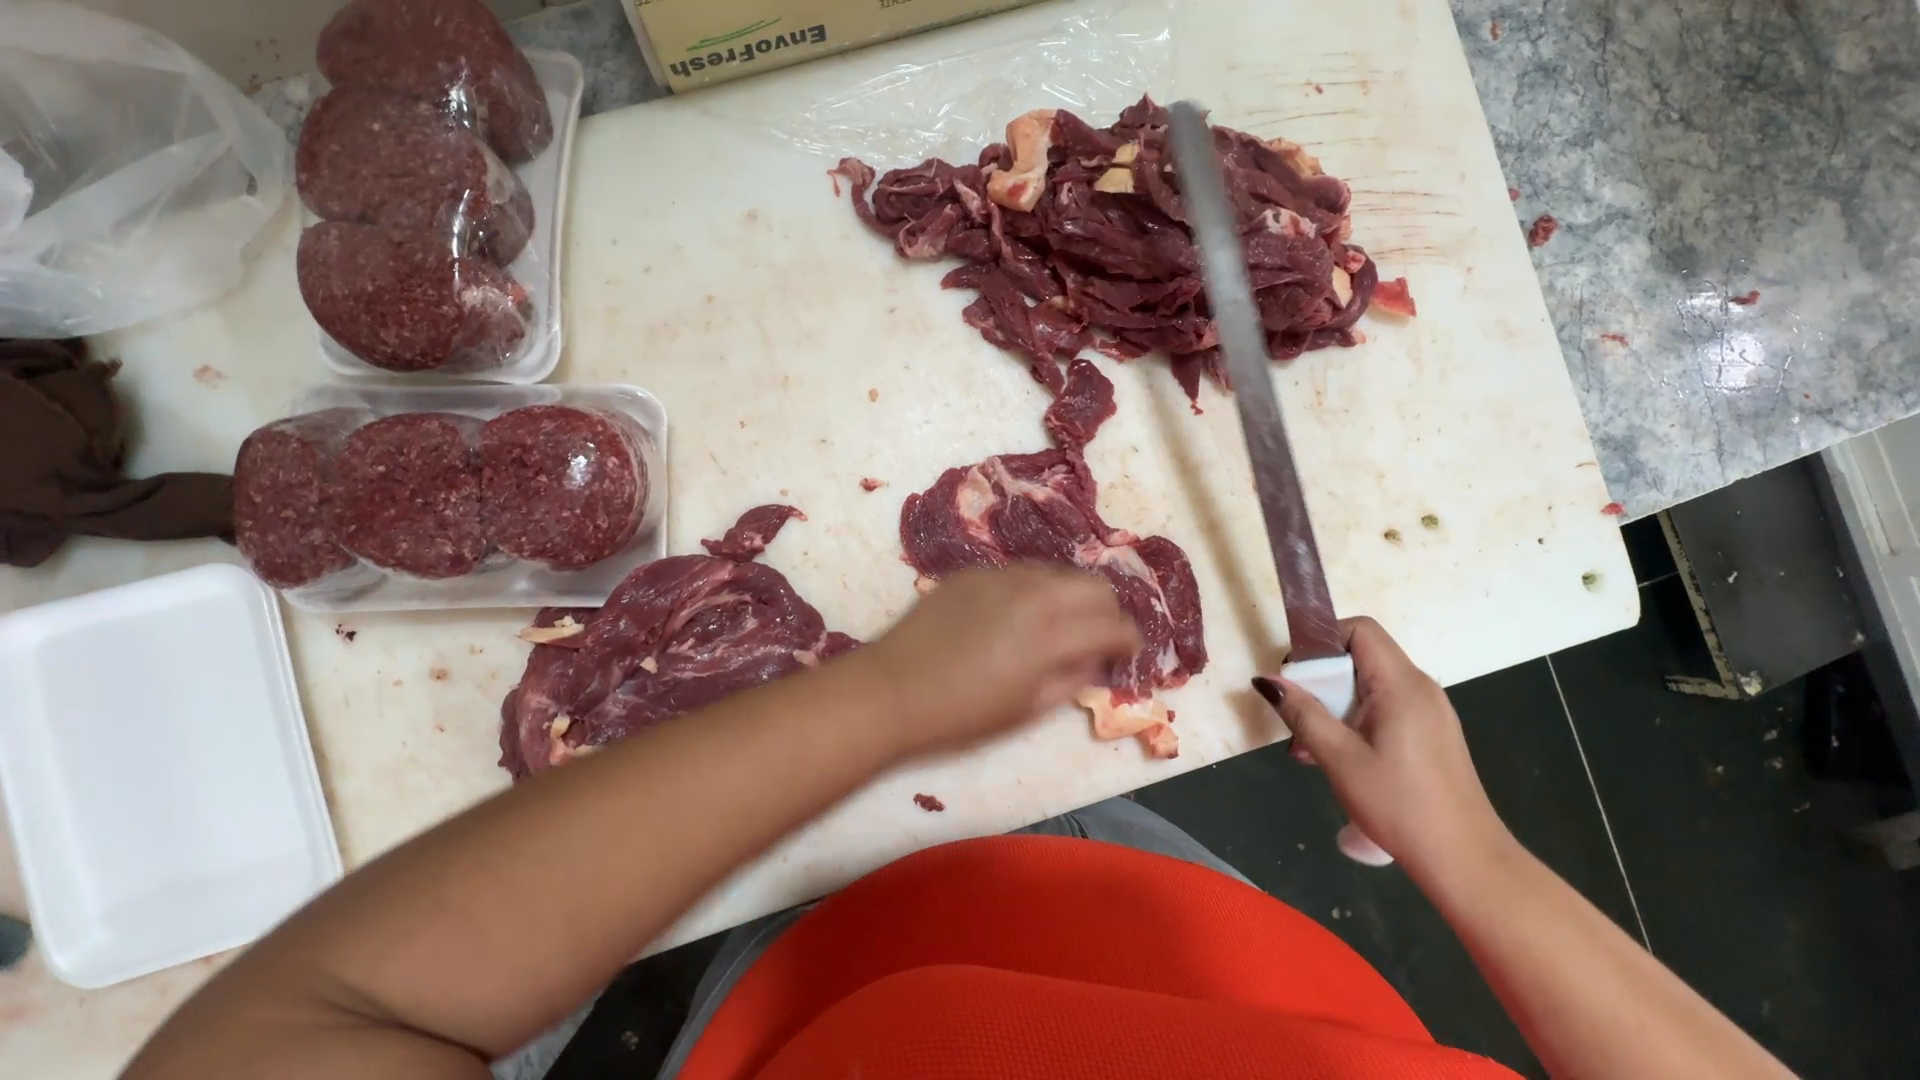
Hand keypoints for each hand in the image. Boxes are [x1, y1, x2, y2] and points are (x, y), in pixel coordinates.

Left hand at [859, 564, 1141, 758]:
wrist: (890, 690)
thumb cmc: (960, 715)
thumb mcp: (1026, 708)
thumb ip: (1071, 678)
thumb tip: (1096, 659)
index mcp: (1050, 633)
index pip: (1114, 624)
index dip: (1130, 640)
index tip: (1128, 653)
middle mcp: (1032, 592)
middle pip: (1094, 584)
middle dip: (1107, 610)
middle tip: (1099, 637)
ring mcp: (999, 576)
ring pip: (1057, 572)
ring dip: (1071, 595)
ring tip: (1060, 625)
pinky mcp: (972, 572)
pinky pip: (1020, 572)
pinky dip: (1035, 590)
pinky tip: (1018, 616)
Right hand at [1264, 617, 1514, 883]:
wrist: (1465, 860)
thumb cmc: (1400, 805)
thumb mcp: (1339, 759)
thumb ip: (1302, 713)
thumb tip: (1267, 680)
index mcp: (1402, 685)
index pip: (1360, 630)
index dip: (1322, 640)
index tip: (1295, 674)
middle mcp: (1420, 688)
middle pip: (1362, 657)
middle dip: (1321, 679)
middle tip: (1295, 716)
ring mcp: (1430, 712)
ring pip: (1371, 686)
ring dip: (1334, 705)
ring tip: (1309, 747)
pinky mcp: (1432, 734)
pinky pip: (1385, 709)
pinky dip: (1355, 720)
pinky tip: (1338, 758)